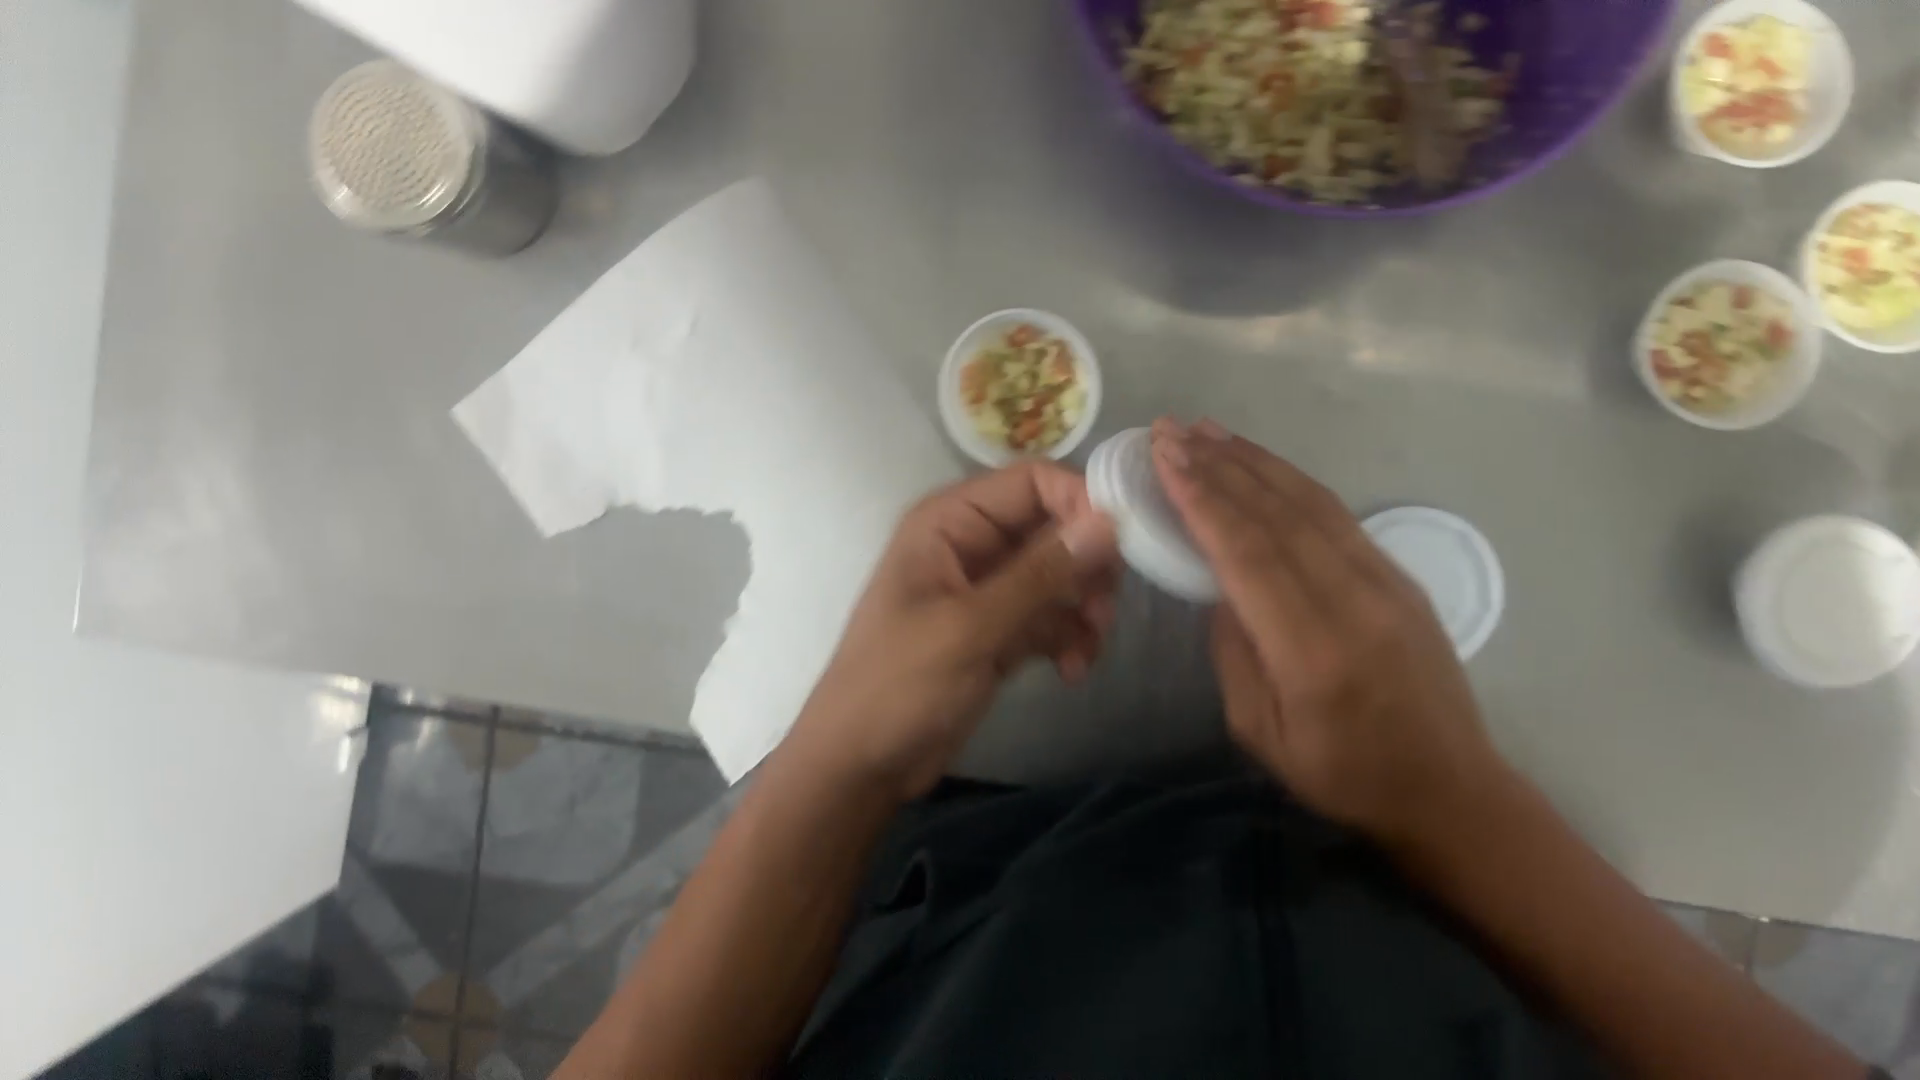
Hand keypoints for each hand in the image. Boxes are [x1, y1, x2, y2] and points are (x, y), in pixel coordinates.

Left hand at [787, 462, 1118, 801]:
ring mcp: (987, 589)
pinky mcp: (1000, 631)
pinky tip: (1071, 671)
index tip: (1121, 546)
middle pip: (1055, 527)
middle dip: (1088, 567)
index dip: (1081, 502)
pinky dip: (1070, 638)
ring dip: (1085, 608)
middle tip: (1104, 611)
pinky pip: (1053, 616)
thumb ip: (1040, 574)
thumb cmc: (899, 685)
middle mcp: (972, 544)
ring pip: (1062, 575)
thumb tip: (1108, 521)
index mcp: (950, 521)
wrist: (862, 764)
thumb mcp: (970, 627)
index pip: (1032, 481)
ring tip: (1087, 650)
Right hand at [1152, 418, 1510, 846]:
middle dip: (1217, 466)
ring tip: (1206, 431)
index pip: (1248, 554)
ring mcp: (1385, 582)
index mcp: (1312, 650)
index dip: (1202, 501)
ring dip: (1253, 461)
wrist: (1450, 789)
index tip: (1164, 459)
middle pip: (1276, 515)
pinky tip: (1260, 465)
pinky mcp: (1400, 576)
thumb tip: (1221, 586)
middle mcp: (1354, 601)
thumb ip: (1234, 651)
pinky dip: (1290, 480)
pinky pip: (1336, 515)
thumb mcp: (1259, 730)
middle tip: (1170, 430)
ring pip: (1310, 502)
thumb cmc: (1342, 773)